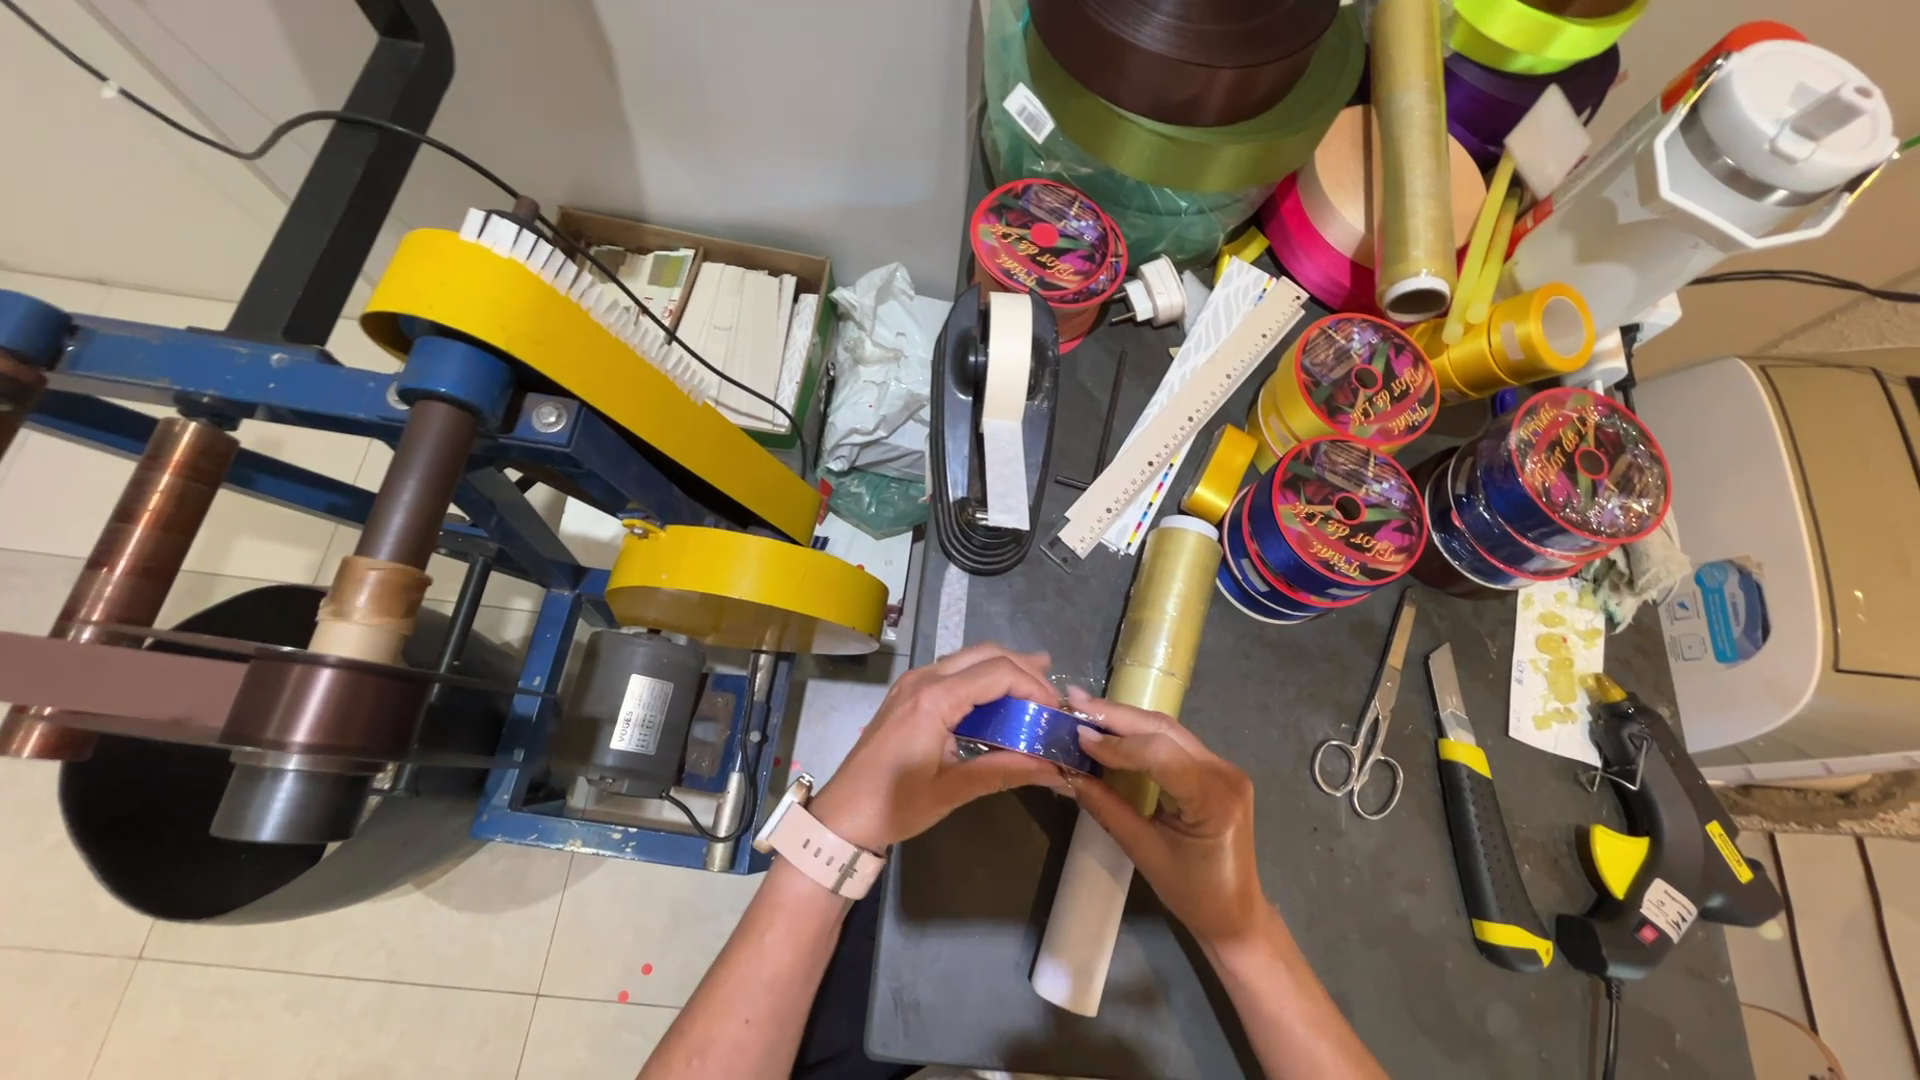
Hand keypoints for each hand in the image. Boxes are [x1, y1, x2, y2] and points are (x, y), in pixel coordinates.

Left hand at [808, 644, 1069, 851]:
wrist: (841, 816)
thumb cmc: (894, 806)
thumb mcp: (953, 790)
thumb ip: (1004, 770)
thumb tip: (1052, 767)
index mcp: (934, 700)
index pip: (997, 673)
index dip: (1033, 686)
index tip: (1055, 712)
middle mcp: (923, 680)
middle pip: (985, 654)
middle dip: (1023, 668)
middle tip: (1053, 694)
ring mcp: (911, 683)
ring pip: (968, 658)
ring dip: (1002, 669)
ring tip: (1036, 687)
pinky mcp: (907, 693)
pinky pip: (952, 671)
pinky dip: (981, 678)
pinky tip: (997, 698)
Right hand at [1064, 686, 1269, 949]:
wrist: (1236, 914)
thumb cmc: (1194, 894)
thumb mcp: (1143, 851)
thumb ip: (1106, 807)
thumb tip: (1068, 773)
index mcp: (1213, 798)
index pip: (1159, 753)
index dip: (1116, 743)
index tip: (1077, 737)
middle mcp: (1224, 772)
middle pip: (1163, 730)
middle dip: (1116, 715)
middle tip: (1073, 702)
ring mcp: (1223, 767)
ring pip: (1168, 730)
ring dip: (1125, 720)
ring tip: (1085, 709)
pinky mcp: (1215, 769)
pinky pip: (1173, 743)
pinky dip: (1139, 734)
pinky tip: (1112, 728)